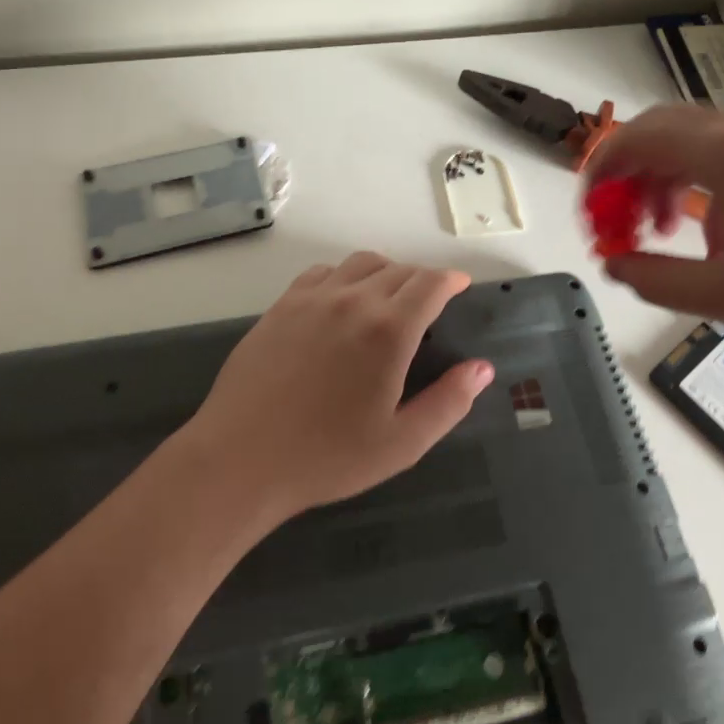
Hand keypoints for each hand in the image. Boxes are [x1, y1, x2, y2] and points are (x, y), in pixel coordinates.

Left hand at [178, 252, 493, 516]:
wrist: (241, 458)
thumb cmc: (327, 457)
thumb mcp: (402, 443)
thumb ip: (449, 402)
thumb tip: (482, 369)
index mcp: (389, 330)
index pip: (430, 283)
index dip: (451, 279)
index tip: (460, 286)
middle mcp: (353, 301)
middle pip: (398, 269)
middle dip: (422, 279)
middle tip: (429, 303)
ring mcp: (312, 299)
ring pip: (360, 264)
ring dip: (384, 272)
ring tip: (389, 298)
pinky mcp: (280, 307)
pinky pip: (321, 274)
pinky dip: (343, 277)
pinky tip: (341, 302)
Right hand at [584, 106, 723, 356]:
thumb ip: (657, 280)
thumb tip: (616, 264)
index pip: (637, 137)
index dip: (599, 171)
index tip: (588, 213)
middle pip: (664, 132)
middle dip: (629, 176)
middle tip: (619, 225)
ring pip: (698, 142)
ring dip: (665, 180)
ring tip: (663, 235)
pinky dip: (702, 184)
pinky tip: (716, 236)